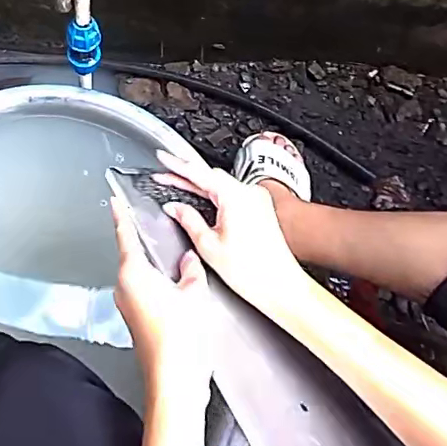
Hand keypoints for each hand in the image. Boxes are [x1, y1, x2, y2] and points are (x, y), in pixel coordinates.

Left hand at [111, 194, 213, 407]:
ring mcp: (126, 306)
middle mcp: (123, 287)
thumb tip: (189, 260)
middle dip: (146, 245)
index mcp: (132, 273)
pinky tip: (175, 295)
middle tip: (160, 233)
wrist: (174, 382)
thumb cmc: (180, 340)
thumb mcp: (194, 294)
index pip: (124, 235)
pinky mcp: (134, 321)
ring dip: (153, 269)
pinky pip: (143, 293)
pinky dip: (155, 288)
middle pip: (132, 255)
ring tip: (176, 268)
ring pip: (138, 276)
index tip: (115, 201)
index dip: (121, 216)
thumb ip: (191, 269)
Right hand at [154, 149, 309, 314]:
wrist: (283, 289)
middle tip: (163, 175)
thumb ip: (187, 219)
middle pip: (209, 175)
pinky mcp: (260, 208)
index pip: (199, 172)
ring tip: (176, 185)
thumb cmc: (253, 273)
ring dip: (198, 184)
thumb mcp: (208, 245)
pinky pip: (230, 192)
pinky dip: (213, 193)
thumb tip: (174, 207)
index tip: (163, 157)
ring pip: (220, 183)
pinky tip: (200, 197)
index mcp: (235, 196)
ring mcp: (257, 199)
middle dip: (184, 174)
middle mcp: (249, 192)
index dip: (176, 164)